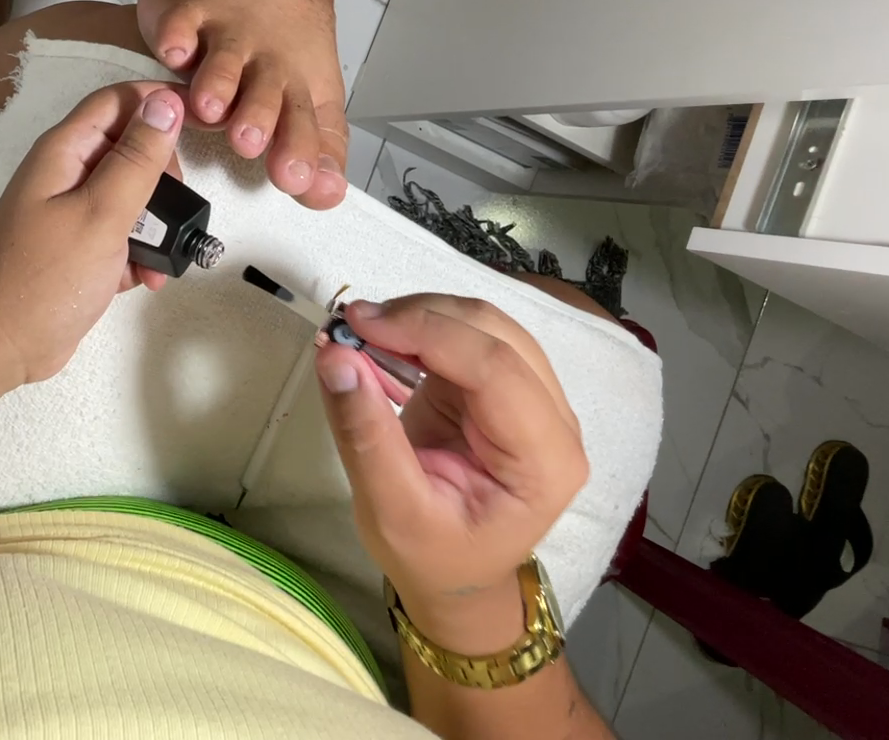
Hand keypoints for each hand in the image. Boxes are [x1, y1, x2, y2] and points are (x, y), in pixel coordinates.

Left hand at [0, 82, 187, 394]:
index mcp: (64, 151)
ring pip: (131, 197)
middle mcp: (67, 173)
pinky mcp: (80, 248)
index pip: (117, 101)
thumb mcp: (101, 214)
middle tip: (177, 209)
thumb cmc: (47, 276)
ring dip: (155, 225)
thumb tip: (165, 103)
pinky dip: (138, 254)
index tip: (204, 117)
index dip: (159, 101)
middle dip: (162, 176)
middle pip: (129, 149)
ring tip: (163, 259)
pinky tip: (144, 280)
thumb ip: (136, 160)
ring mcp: (72, 212)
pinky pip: (121, 235)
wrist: (0, 346)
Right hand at [138, 0, 348, 209]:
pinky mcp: (188, 4)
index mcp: (296, 82)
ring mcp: (226, 28)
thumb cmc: (284, 22)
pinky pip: (180, 19)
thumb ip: (312, 143)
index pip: (303, 122)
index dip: (299, 152)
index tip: (295, 179)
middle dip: (258, 118)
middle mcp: (265, 58)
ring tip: (209, 107)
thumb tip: (325, 195)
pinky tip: (173, 51)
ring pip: (223, 60)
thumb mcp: (310, 82)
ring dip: (217, 83)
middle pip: (264, 94)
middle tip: (248, 141)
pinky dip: (175, 34)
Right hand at [316, 295, 587, 652]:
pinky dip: (417, 326)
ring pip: (480, 322)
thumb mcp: (389, 508)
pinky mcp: (501, 384)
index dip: (425, 331)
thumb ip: (364, 433)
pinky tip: (379, 340)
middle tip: (348, 325)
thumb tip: (335, 355)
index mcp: (544, 460)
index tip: (354, 323)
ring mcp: (532, 397)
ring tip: (358, 332)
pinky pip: (464, 333)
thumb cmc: (432, 554)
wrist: (456, 574)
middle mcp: (553, 420)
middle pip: (493, 332)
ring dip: (417, 314)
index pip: (494, 367)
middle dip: (418, 315)